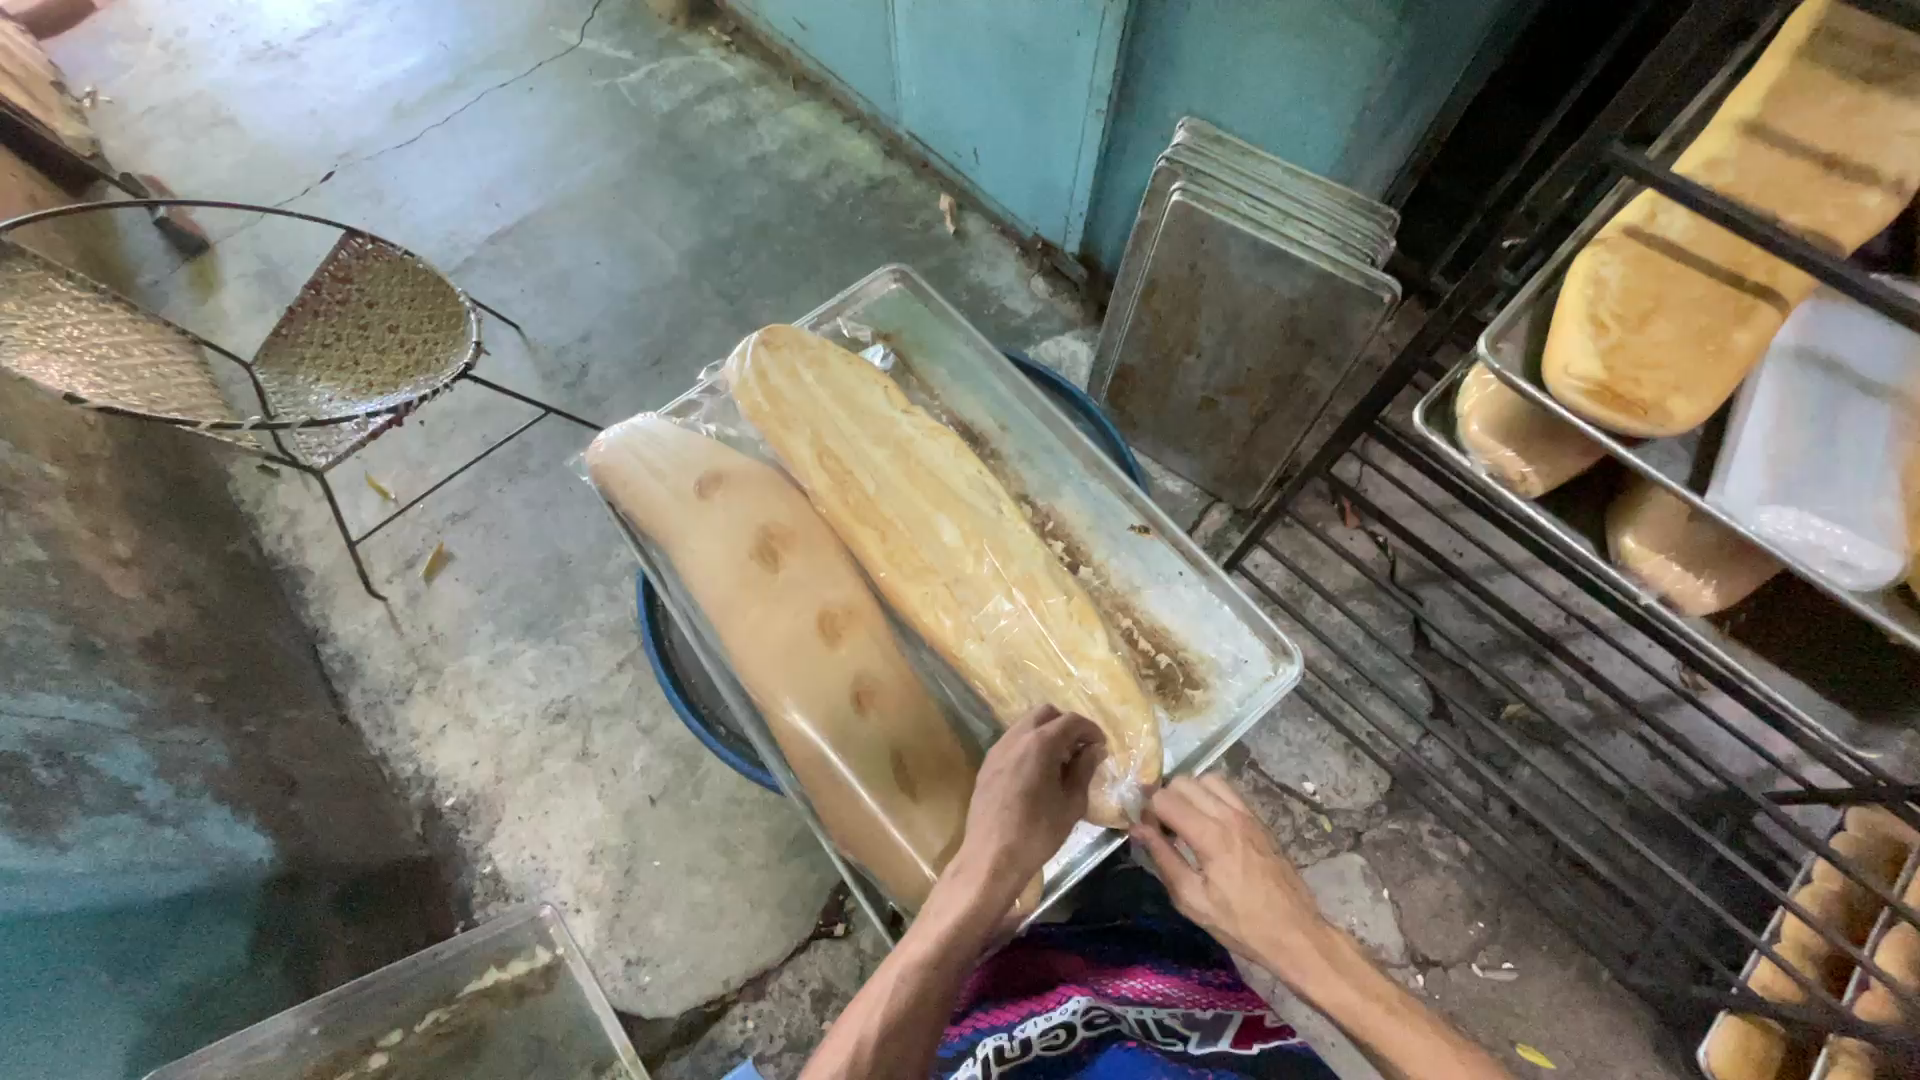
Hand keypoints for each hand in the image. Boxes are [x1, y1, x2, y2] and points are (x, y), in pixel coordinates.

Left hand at [942, 705, 1106, 912]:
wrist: (991, 856)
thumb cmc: (1038, 832)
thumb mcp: (1071, 803)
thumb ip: (1084, 769)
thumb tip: (1094, 750)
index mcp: (1040, 743)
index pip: (1071, 721)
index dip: (1091, 730)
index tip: (1101, 746)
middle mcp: (1016, 737)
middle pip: (1045, 714)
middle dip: (1066, 725)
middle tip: (1080, 750)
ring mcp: (998, 749)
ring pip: (1025, 725)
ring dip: (1046, 733)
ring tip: (1060, 762)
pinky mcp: (987, 764)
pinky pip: (1012, 742)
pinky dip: (1029, 745)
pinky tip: (1037, 772)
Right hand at [1131, 775, 1343, 983]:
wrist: (1296, 934)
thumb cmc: (1241, 924)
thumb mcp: (1192, 900)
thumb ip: (1163, 858)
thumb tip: (1137, 828)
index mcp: (1211, 836)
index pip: (1164, 798)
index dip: (1147, 812)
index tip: (1148, 833)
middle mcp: (1229, 815)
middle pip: (1183, 781)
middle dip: (1165, 799)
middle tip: (1164, 827)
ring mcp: (1248, 814)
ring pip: (1206, 779)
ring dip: (1189, 793)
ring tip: (1186, 821)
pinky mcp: (1259, 819)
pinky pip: (1228, 790)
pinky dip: (1210, 797)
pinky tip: (1208, 823)